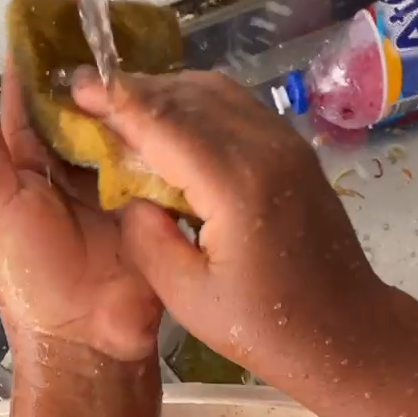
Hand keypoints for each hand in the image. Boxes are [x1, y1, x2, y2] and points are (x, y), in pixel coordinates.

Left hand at [0, 0, 161, 364]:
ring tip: (127, 28)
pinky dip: (155, 118)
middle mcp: (66, 170)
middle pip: (73, 98)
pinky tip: (165, 81)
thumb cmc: (31, 278)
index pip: (24, 96)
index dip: (28, 48)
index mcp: (23, 169)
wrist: (87, 336)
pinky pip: (150, 149)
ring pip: (113, 117)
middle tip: (91, 2)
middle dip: (79, 50)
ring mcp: (109, 182)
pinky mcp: (147, 198)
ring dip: (118, 77)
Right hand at [70, 69, 400, 382]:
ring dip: (167, 94)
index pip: (165, 124)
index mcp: (236, 185)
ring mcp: (286, 144)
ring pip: (216, 93)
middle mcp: (265, 148)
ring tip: (125, 107)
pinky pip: (237, 109)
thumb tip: (132, 196)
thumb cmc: (262, 328)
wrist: (342, 331)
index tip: (76, 85)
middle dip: (136, 90)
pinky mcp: (294, 152)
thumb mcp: (187, 297)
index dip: (116, 101)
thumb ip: (147, 240)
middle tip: (91, 93)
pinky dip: (197, 107)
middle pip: (190, 96)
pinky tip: (173, 127)